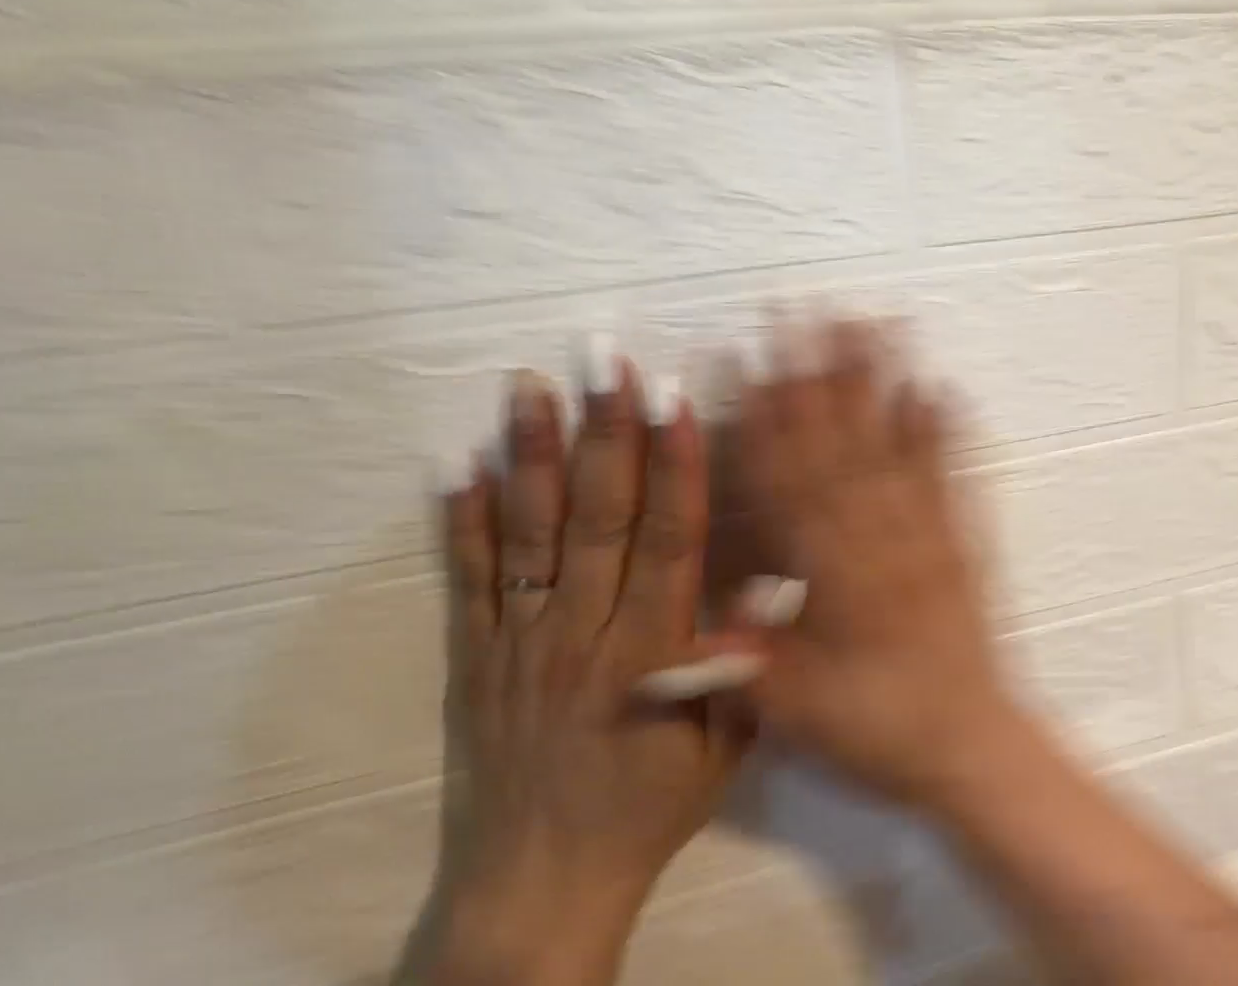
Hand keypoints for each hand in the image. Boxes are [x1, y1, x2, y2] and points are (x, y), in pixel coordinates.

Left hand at [430, 361, 751, 982]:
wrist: (545, 878)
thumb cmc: (650, 809)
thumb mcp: (727, 749)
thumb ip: (749, 665)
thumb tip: (778, 583)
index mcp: (652, 652)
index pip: (667, 538)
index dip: (673, 464)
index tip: (672, 398)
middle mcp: (583, 632)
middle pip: (598, 516)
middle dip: (605, 431)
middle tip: (602, 358)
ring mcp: (520, 640)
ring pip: (529, 532)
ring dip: (531, 454)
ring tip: (529, 384)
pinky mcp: (475, 656)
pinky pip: (468, 580)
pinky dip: (461, 520)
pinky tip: (459, 463)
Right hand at [725, 318, 1036, 810]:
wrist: (971, 750)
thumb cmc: (878, 731)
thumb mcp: (793, 713)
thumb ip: (737, 664)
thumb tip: (669, 629)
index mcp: (831, 579)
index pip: (786, 484)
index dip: (760, 419)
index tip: (741, 360)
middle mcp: (880, 544)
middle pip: (842, 447)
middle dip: (818, 373)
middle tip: (804, 305)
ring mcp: (927, 539)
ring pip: (897, 450)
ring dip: (881, 382)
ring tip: (872, 318)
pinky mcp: (962, 546)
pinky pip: (953, 481)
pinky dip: (944, 433)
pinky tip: (939, 386)